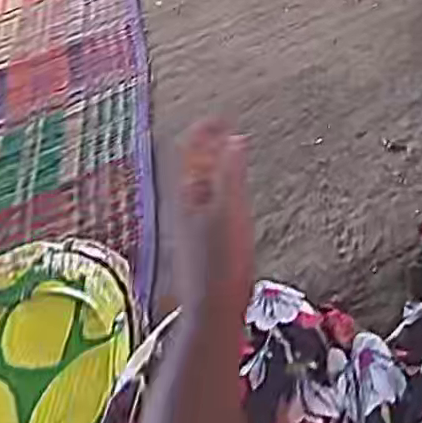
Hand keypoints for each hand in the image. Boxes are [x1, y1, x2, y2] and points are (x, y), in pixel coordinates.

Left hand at [175, 122, 253, 303]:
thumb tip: (235, 138)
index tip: (223, 117)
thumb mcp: (229, 208)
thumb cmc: (220, 259)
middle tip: (228, 126)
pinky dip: (222, 178)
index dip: (204, 129)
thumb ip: (231, 172)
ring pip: (201, 177)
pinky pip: (211, 192)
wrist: (215, 305)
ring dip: (215, 159)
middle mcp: (186, 201)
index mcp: (187, 193)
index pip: (189, 150)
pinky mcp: (205, 231)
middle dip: (209, 142)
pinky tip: (235, 183)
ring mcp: (193, 217)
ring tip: (234, 147)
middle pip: (193, 162)